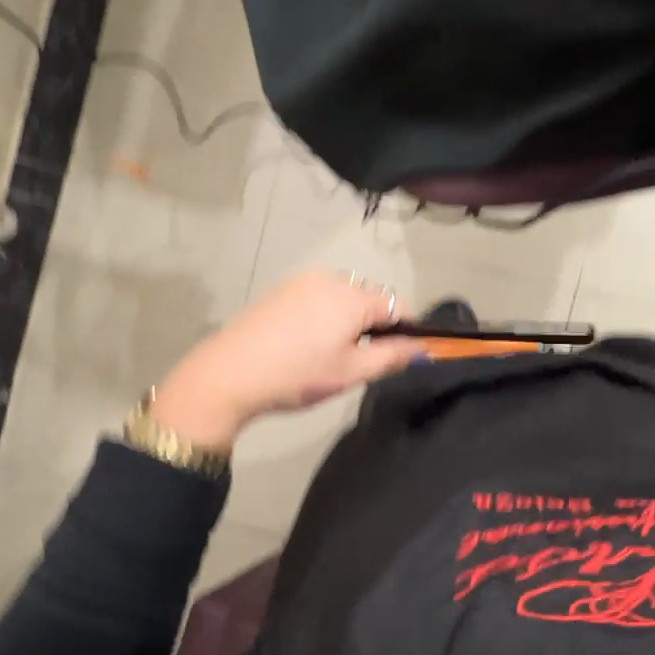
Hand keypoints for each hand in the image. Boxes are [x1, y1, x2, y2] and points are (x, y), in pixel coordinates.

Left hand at [147, 271, 429, 449]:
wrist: (229, 374)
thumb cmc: (298, 375)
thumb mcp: (351, 372)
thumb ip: (392, 356)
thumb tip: (424, 348)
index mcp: (353, 296)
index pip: (398, 305)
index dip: (406, 330)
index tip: (396, 357)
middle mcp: (330, 278)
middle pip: (370, 298)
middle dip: (374, 325)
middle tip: (359, 361)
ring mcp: (301, 281)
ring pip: (343, 297)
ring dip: (348, 320)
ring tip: (330, 355)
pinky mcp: (280, 290)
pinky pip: (318, 297)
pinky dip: (324, 316)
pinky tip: (306, 344)